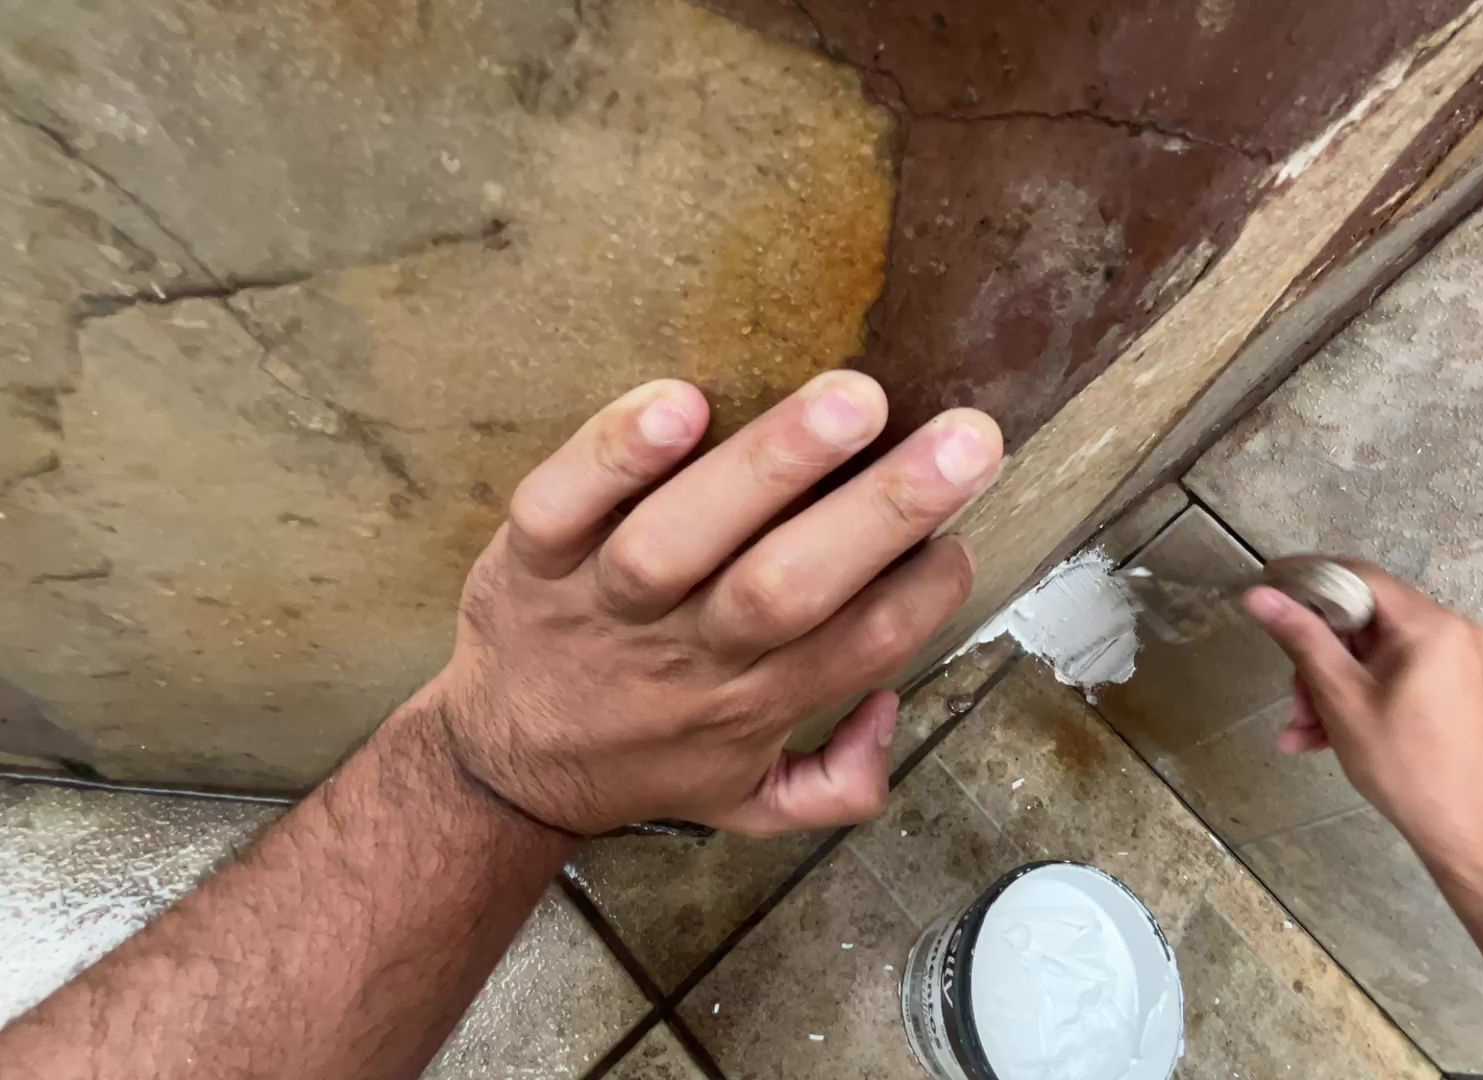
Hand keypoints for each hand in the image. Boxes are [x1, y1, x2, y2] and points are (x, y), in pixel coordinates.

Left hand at [418, 372, 1002, 837]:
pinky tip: (680, 402)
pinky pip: (563, 506)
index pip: (864, 646)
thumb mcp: (753, 809)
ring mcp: (606, 603)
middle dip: (886, 510)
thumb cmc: (651, 759)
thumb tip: (890, 708)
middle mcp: (691, 654)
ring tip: (854, 401)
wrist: (504, 765)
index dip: (928, 593)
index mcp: (756, 706)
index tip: (961, 538)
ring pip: (687, 540)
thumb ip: (838, 787)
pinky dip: (617, 457)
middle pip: (792, 587)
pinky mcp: (531, 557)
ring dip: (773, 467)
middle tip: (968, 441)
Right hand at [1242, 561, 1482, 869]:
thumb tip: (1258, 594)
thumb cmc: (1409, 768)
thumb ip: (1300, 638)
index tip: (1266, 588)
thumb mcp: (1342, 699)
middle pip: (1363, 622)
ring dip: (1331, 687)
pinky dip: (1361, 698)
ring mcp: (1464, 662)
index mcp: (1430, 625)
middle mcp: (1454, 631)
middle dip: (1316, 657)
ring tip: (1303, 732)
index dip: (1307, 577)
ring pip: (1374, 655)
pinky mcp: (1464, 690)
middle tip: (1293, 700)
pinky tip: (1326, 739)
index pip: (1357, 575)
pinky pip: (1397, 677)